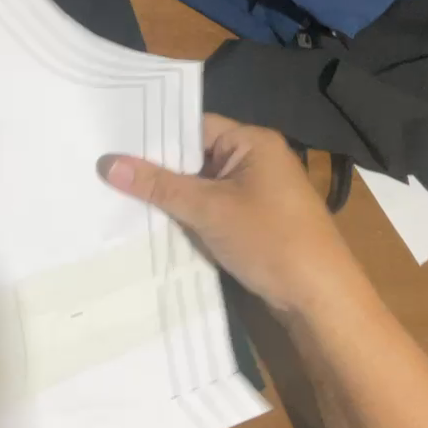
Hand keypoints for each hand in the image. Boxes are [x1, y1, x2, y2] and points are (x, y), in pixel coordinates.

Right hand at [99, 114, 361, 313]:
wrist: (321, 301)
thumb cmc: (270, 241)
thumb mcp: (207, 209)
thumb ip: (157, 185)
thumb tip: (107, 162)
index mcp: (253, 143)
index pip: (193, 126)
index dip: (154, 136)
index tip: (112, 142)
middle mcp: (256, 160)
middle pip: (194, 156)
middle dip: (156, 168)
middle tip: (105, 168)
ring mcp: (256, 192)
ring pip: (200, 185)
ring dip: (170, 195)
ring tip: (117, 193)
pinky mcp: (253, 220)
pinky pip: (211, 207)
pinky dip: (186, 214)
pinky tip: (152, 221)